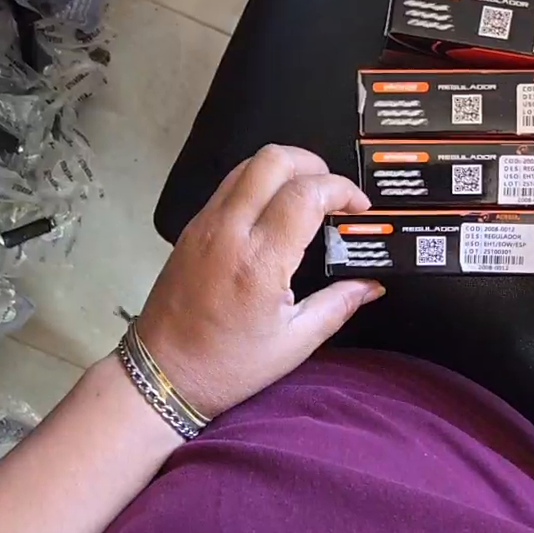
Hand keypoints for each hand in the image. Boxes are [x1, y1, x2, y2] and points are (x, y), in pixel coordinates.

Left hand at [135, 145, 385, 418]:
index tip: (359, 207)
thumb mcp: (294, 342)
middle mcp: (229, 231)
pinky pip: (230, 185)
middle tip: (333, 193)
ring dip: (284, 169)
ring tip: (307, 197)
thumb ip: (339, 304)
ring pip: (248, 164)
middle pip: (273, 159)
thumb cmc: (227, 365)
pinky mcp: (192, 227)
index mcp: (259, 261)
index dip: (341, 189)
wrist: (161, 373)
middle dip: (313, 164)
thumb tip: (372, 285)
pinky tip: (274, 212)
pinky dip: (259, 183)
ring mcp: (205, 224)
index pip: (305, 193)